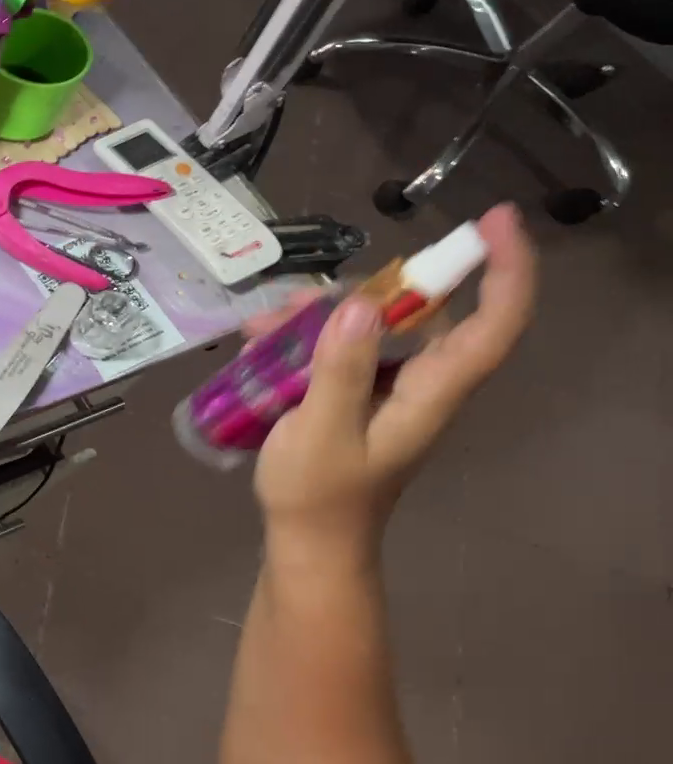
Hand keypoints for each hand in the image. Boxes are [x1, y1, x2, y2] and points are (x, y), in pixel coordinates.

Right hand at [253, 203, 535, 548]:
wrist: (309, 542)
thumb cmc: (318, 493)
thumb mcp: (321, 431)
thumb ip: (343, 369)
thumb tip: (363, 305)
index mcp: (431, 394)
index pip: (494, 323)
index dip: (505, 269)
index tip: (492, 222)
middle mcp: (422, 386)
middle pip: (421, 317)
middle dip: (364, 294)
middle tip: (295, 300)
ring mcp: (389, 394)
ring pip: (374, 333)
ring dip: (320, 320)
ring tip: (258, 328)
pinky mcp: (358, 402)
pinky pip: (344, 355)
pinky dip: (306, 343)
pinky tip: (260, 350)